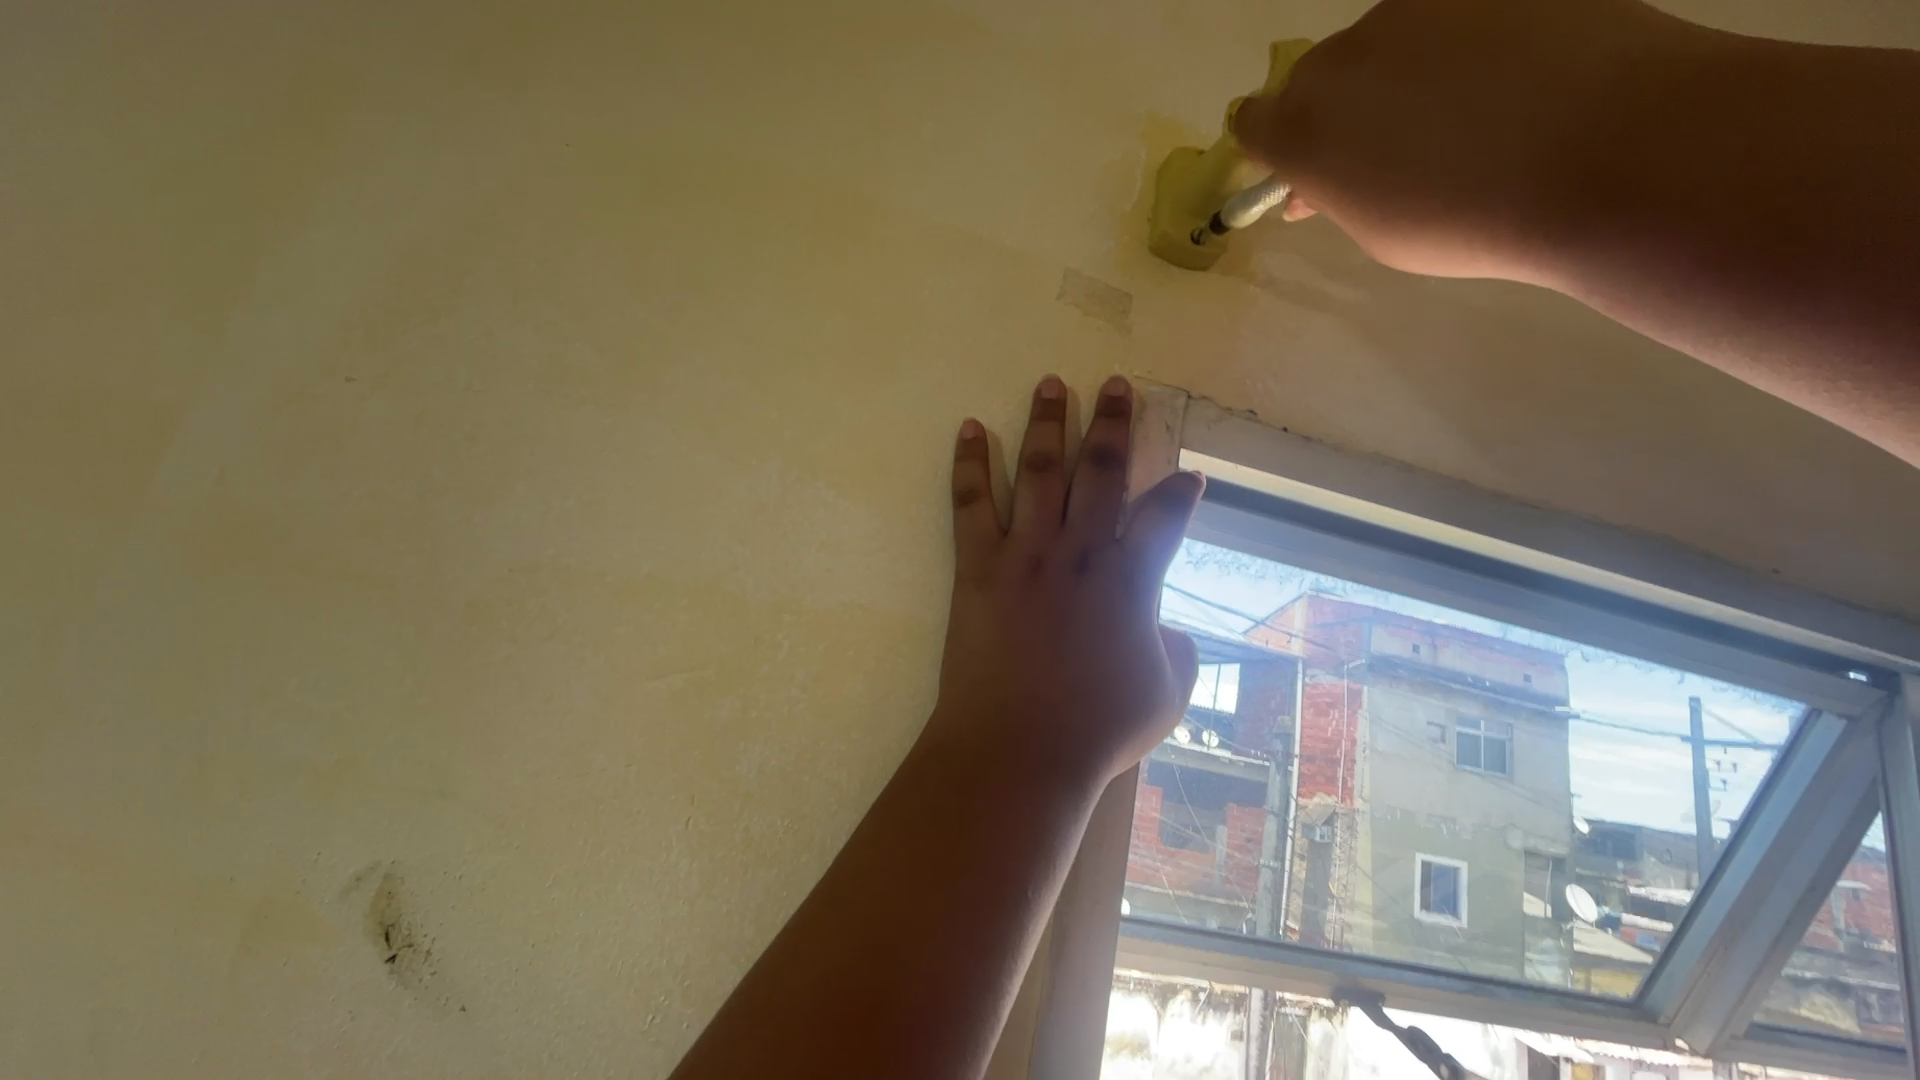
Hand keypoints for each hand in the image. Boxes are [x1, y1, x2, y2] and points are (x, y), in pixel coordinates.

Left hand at [926, 375, 1204, 787]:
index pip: (1167, 517)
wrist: (1017, 750)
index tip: (1189, 475)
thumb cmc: (1096, 730)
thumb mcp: (1165, 697)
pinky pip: (971, 504)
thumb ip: (1176, 653)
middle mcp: (1082, 552)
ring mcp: (1026, 554)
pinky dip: (969, 464)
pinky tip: (969, 428)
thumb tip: (1169, 629)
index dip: (1182, 493)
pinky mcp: (978, 567)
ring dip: (1047, 423)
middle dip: (1113, 423)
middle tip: (1117, 384)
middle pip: (1102, 471)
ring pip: (1039, 472)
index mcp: (1134, 581)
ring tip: (1051, 383)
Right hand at [1234, 0, 1698, 283]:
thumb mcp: (1377, 231)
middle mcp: (1343, 57)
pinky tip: (1511, 78)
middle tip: (1388, 149)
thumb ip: (1333, 194)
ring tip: (1465, 112)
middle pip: (1314, 79)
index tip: (1304, 170)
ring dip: (1397, 73)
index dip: (1271, 147)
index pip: (1252, 123)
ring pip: (1382, 41)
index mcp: (1304, 131)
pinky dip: (1463, 45)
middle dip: (1334, 112)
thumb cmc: (1471, 219)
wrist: (1610, 151)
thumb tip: (1317, 179)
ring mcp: (1414, 8)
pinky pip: (1450, 18)